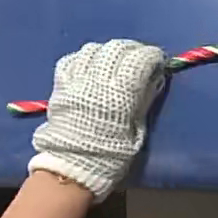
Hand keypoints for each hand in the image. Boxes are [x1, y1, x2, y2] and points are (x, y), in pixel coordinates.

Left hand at [29, 40, 167, 201]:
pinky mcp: (60, 85)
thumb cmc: (109, 156)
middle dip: (132, 49)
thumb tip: (153, 80)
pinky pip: (71, 60)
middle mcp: (98, 80)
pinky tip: (90, 66)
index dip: (152, 56)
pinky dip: (83, 58)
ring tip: (113, 61)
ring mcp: (76, 80)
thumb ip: (143, 103)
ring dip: (107, 52)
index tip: (158, 61)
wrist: (70, 168)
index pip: (140, 59)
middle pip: (116, 48)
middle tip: (138, 58)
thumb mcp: (136, 133)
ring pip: (93, 49)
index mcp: (120, 93)